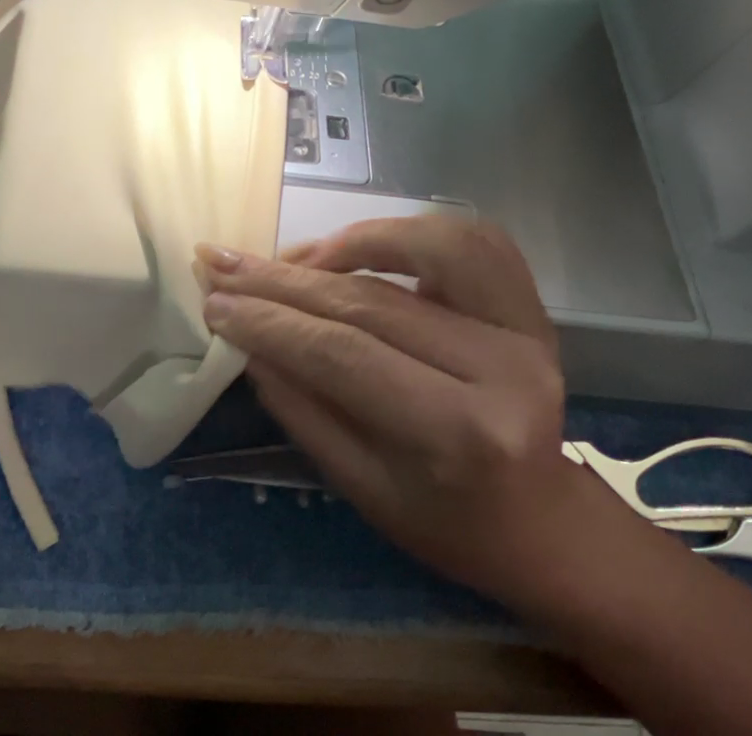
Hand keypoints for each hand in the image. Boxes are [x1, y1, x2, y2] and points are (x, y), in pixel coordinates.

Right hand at [195, 215, 577, 593]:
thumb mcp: (358, 484)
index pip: (343, 353)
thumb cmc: (444, 521)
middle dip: (283, 281)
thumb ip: (300, 407)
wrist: (538, 521)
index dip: (269, 322)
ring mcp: (529, 330)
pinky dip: (407, 231)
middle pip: (371, 300)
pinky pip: (471, 241)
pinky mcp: (532, 308)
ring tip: (287, 259)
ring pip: (428, 246)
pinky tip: (356, 245)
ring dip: (344, 241)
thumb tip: (243, 339)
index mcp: (460, 432)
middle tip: (223, 267)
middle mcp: (504, 369)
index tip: (213, 302)